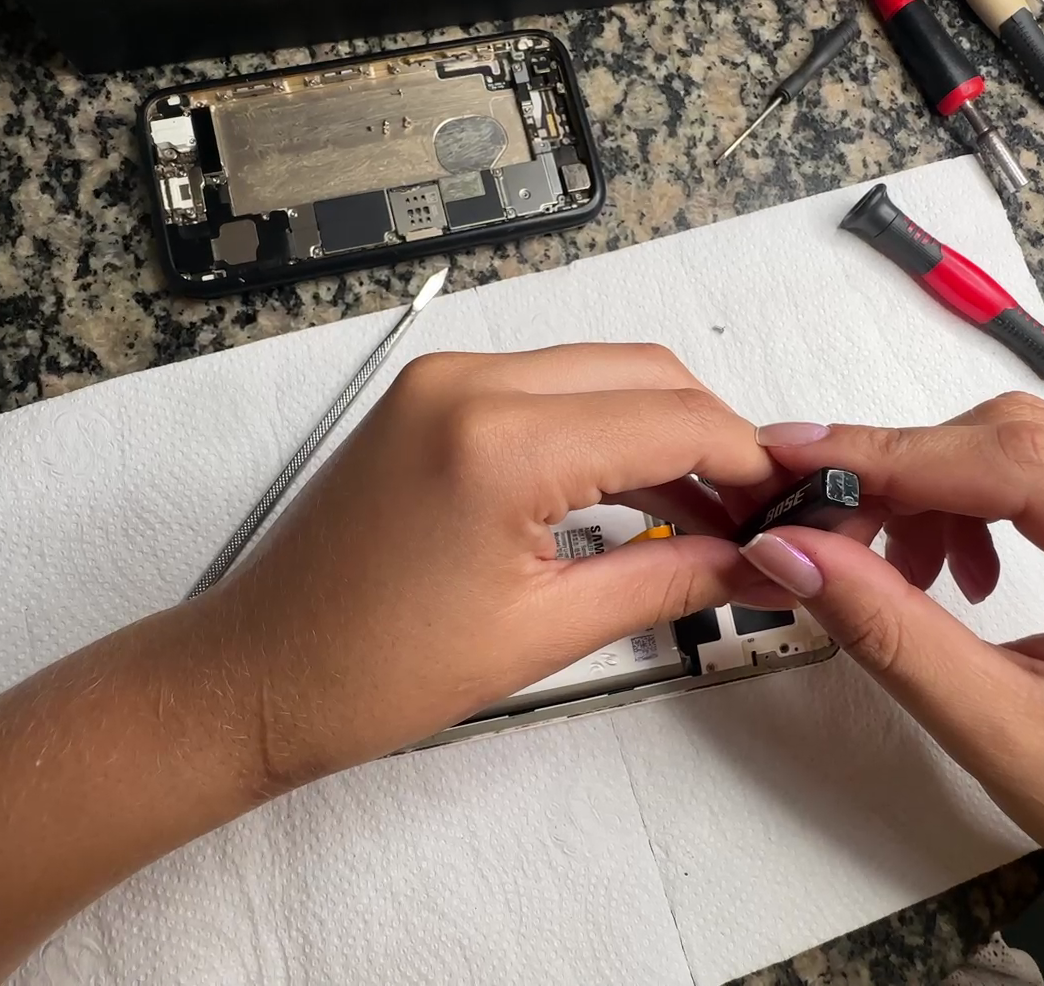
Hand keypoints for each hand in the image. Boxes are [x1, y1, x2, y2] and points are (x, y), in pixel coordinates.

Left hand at [183, 343, 785, 789]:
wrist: (258, 670)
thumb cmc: (381, 670)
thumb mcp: (544, 631)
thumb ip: (666, 580)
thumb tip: (756, 562)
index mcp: (500, 440)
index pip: (669, 417)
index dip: (743, 458)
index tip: (784, 504)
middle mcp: (470, 379)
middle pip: (640, 372)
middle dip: (709, 433)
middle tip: (748, 508)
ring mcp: (443, 378)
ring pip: (596, 374)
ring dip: (656, 429)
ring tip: (702, 507)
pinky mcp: (430, 395)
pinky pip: (546, 391)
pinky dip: (599, 430)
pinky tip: (631, 487)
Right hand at [737, 394, 1043, 983]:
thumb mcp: (995, 737)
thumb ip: (886, 630)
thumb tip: (780, 543)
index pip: (1035, 469)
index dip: (899, 454)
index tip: (790, 456)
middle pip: (1032, 440)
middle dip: (907, 471)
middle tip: (824, 525)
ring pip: (1034, 442)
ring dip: (936, 487)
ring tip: (903, 570)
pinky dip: (971, 499)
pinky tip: (958, 567)